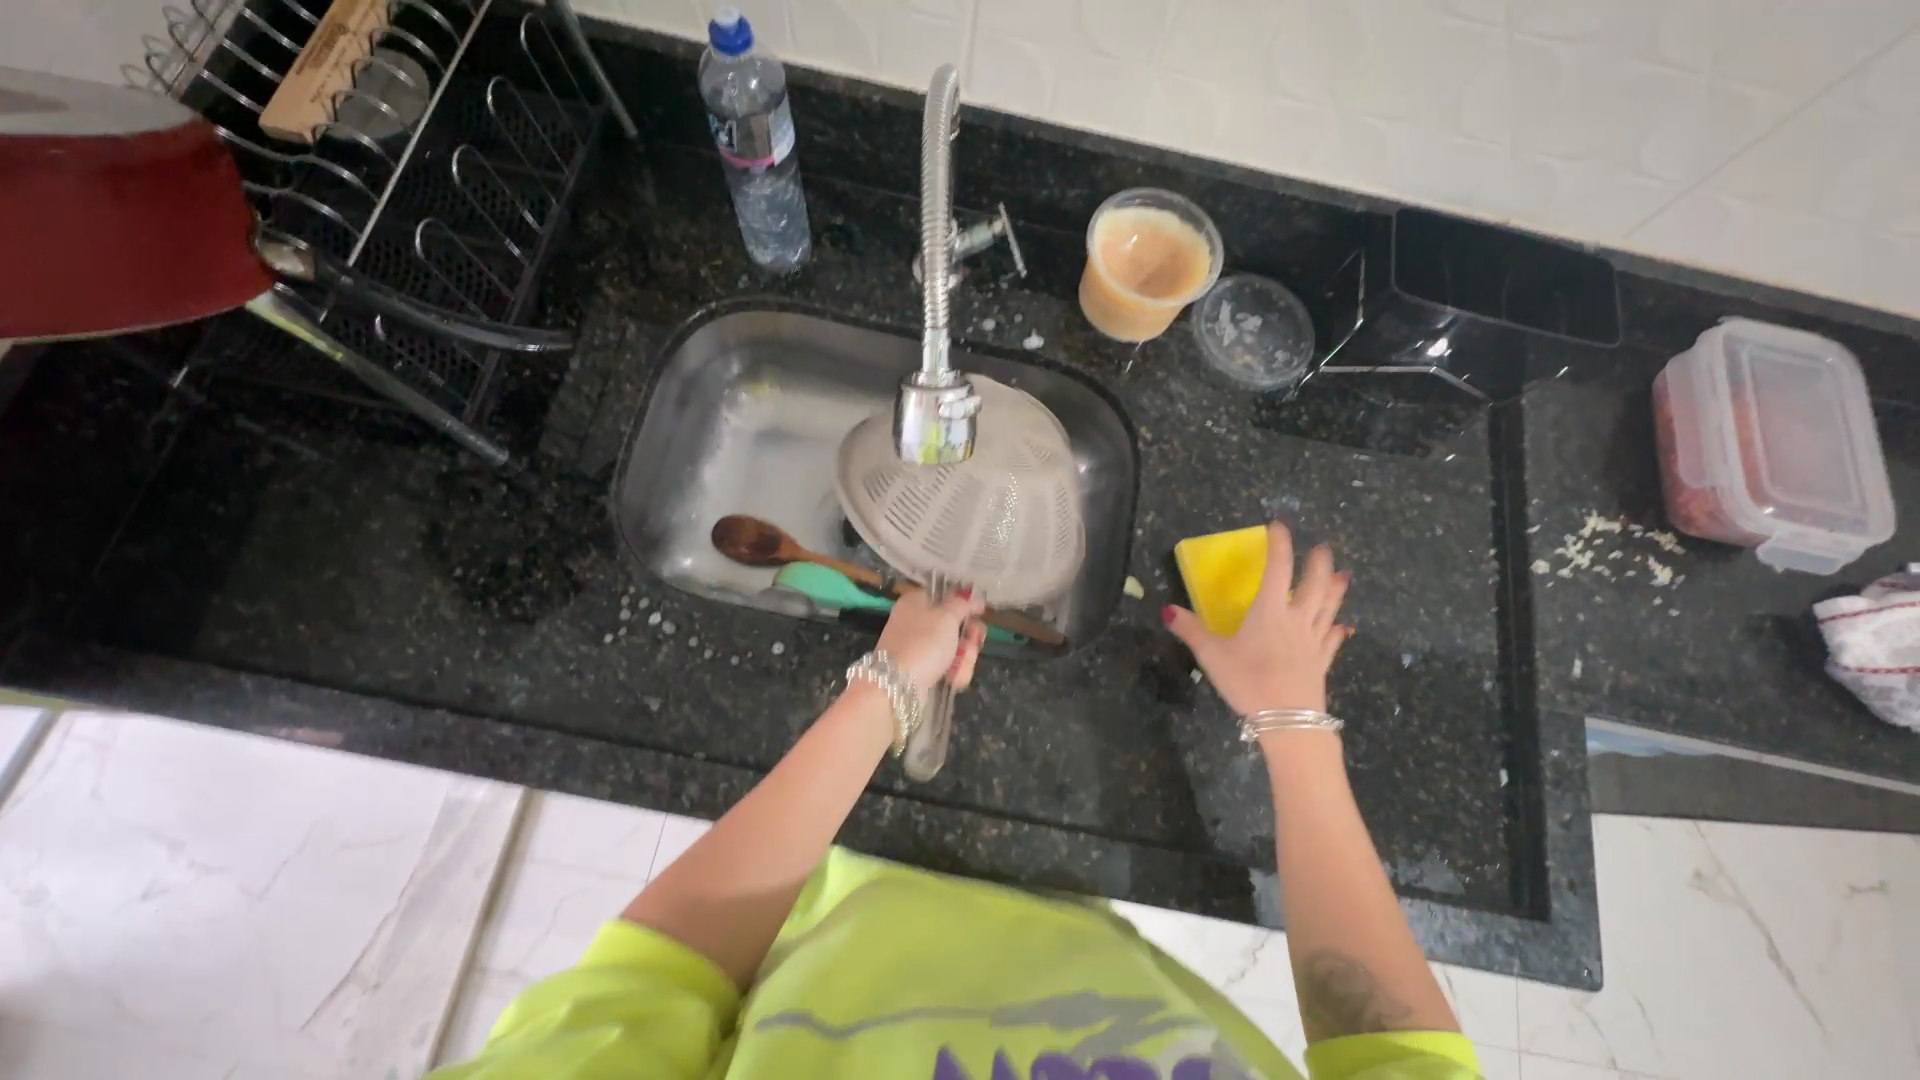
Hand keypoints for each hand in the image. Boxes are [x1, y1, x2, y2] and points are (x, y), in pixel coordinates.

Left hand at [876, 587, 987, 690]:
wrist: (897, 685)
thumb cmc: (923, 643)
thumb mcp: (947, 617)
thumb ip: (963, 604)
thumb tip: (973, 596)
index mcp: (916, 602)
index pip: (945, 597)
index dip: (965, 605)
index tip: (981, 614)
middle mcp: (915, 622)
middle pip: (954, 625)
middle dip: (968, 638)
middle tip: (974, 643)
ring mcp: (919, 647)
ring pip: (954, 648)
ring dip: (964, 659)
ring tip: (959, 667)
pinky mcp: (922, 669)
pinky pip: (947, 666)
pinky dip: (953, 673)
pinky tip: (953, 680)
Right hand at [1163, 521, 1351, 716]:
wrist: (1289, 721)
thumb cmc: (1248, 682)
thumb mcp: (1211, 655)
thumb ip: (1191, 630)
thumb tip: (1168, 609)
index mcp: (1269, 611)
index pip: (1278, 568)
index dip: (1279, 543)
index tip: (1279, 525)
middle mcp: (1296, 619)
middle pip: (1313, 584)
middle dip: (1318, 563)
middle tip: (1322, 547)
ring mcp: (1313, 641)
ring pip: (1329, 608)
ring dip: (1335, 590)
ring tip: (1343, 575)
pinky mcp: (1321, 662)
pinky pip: (1332, 640)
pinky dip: (1338, 630)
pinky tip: (1343, 627)